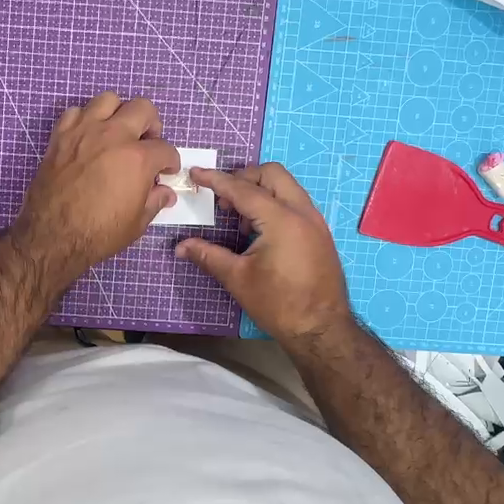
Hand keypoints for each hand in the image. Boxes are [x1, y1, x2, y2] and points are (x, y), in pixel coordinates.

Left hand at [12, 91, 180, 283]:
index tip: (165, 171)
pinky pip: (75, 112)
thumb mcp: (137, 224)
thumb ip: (154, 201)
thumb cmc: (98, 234)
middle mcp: (113, 135)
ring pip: (108, 100)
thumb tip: (164, 192)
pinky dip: (84, 120)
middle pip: (142, 108)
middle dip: (152, 125)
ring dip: (118, 113)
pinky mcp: (61, 136)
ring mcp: (84, 131)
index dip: (170, 162)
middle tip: (147, 143)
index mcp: (138, 158)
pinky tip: (88, 137)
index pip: (165, 149)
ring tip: (117, 133)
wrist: (52, 237)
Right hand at [176, 163, 353, 348]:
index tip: (196, 174)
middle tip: (222, 200)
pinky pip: (294, 203)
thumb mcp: (238, 279)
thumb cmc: (278, 304)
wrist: (322, 329)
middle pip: (271, 174)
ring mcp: (315, 221)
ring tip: (239, 220)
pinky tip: (259, 233)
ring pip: (286, 187)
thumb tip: (181, 246)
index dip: (216, 180)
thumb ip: (208, 255)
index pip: (243, 189)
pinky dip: (274, 204)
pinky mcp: (319, 233)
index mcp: (281, 219)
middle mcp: (302, 212)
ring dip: (260, 192)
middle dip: (243, 178)